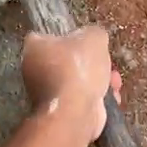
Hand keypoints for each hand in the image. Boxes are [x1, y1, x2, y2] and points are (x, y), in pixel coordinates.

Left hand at [21, 27, 115, 143]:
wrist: (75, 113)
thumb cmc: (78, 69)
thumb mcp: (94, 38)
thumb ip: (93, 33)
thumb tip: (94, 38)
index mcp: (34, 48)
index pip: (46, 36)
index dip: (67, 36)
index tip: (84, 41)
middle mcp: (33, 71)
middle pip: (66, 60)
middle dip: (90, 62)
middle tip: (104, 62)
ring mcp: (45, 94)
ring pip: (76, 81)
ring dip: (97, 80)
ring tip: (113, 81)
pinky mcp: (59, 112)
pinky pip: (80, 99)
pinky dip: (95, 98)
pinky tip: (110, 98)